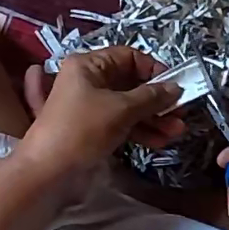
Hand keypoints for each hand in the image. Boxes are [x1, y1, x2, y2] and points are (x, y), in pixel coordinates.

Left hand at [17, 47, 185, 175]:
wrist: (48, 172)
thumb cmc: (82, 130)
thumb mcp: (120, 109)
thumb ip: (151, 97)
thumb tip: (175, 87)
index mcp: (88, 65)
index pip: (128, 57)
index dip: (153, 70)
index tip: (175, 86)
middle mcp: (88, 81)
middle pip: (130, 82)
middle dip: (157, 99)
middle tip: (180, 113)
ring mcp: (90, 106)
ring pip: (129, 106)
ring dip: (153, 117)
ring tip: (176, 131)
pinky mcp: (93, 129)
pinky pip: (122, 123)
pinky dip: (140, 130)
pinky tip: (161, 141)